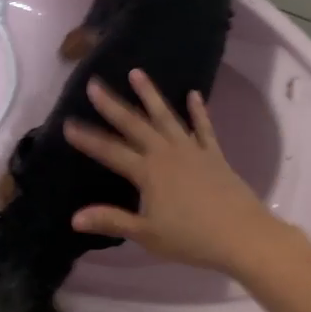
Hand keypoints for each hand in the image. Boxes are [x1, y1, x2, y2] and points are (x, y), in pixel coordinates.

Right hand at [64, 69, 290, 273]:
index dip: (88, 139)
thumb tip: (75, 217)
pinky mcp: (213, 154)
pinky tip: (194, 94)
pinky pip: (203, 127)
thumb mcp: (148, 235)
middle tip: (94, 84)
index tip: (67, 123)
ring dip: (150, 94)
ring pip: (166, 116)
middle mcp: (166, 153)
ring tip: (136, 72)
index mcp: (147, 172)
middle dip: (112, 105)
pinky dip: (198, 110)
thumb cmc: (192, 239)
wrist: (243, 235)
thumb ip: (112, 221)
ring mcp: (191, 150)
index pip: (110, 152)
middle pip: (134, 125)